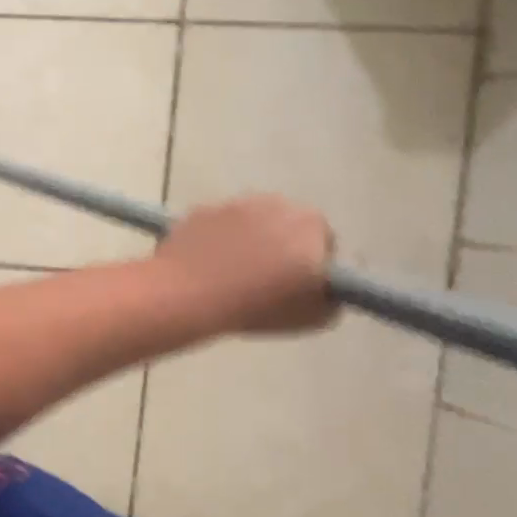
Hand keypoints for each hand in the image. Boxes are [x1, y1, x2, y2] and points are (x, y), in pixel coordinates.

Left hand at [156, 196, 336, 334]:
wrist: (186, 292)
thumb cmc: (258, 304)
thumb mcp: (318, 314)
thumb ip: (330, 293)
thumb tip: (322, 286)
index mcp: (310, 222)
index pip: (323, 241)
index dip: (313, 264)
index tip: (296, 285)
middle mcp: (272, 203)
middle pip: (284, 225)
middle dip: (279, 246)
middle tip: (264, 278)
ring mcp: (229, 204)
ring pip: (247, 223)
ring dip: (245, 240)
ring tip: (231, 273)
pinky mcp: (194, 212)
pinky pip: (214, 226)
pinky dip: (213, 239)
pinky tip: (205, 263)